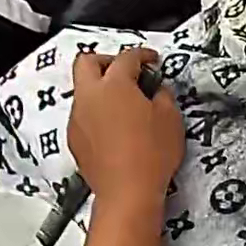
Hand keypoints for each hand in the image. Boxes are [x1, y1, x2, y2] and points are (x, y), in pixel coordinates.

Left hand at [68, 48, 182, 207]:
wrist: (127, 191)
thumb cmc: (153, 152)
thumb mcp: (171, 120)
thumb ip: (164, 96)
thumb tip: (157, 90)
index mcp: (114, 85)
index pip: (127, 57)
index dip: (142, 55)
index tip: (153, 60)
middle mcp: (89, 95)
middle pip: (87, 61)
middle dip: (106, 61)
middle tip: (127, 73)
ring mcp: (77, 117)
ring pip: (83, 90)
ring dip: (101, 89)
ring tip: (123, 105)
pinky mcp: (74, 138)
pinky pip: (83, 115)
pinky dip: (97, 113)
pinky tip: (115, 129)